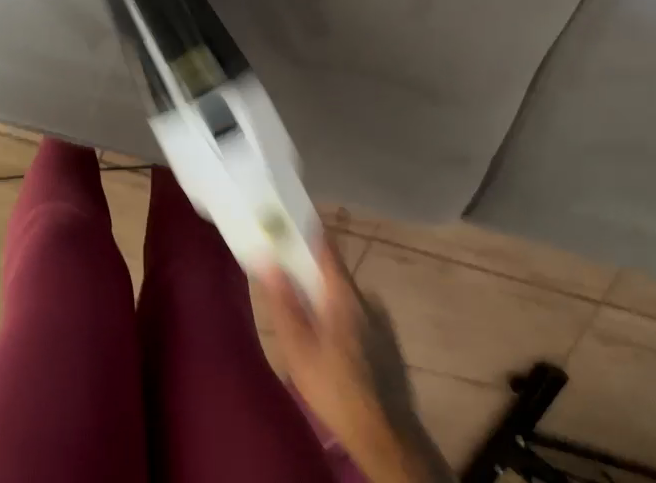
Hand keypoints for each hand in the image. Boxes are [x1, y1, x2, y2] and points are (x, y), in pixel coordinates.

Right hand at [258, 243, 452, 482]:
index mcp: (344, 294)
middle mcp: (367, 298)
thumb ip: (283, 301)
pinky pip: (358, 317)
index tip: (285, 222)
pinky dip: (342, 322)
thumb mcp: (298, 348)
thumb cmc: (334, 387)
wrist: (385, 433)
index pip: (324, 247)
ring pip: (345, 299)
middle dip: (310, 277)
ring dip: (327, 304)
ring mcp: (382, 320)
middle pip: (333, 275)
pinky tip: (333, 350)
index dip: (306, 231)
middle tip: (287, 289)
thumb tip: (266, 259)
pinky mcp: (389, 341)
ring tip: (308, 331)